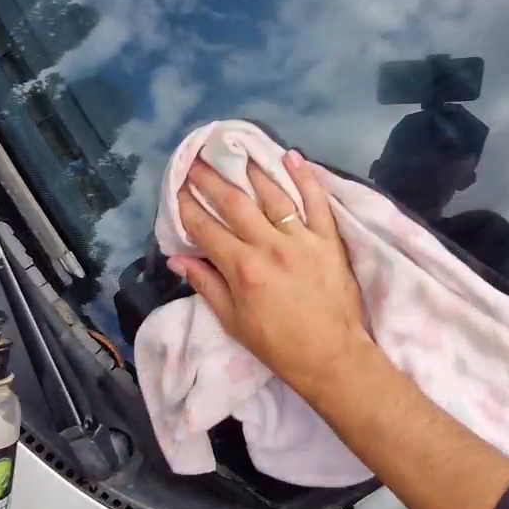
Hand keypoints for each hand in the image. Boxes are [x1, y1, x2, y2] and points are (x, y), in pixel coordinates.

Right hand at [170, 150, 374, 397]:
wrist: (331, 357)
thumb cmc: (277, 344)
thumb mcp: (233, 321)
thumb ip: (206, 285)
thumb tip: (178, 258)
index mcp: (242, 268)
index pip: (207, 229)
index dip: (188, 207)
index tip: (176, 188)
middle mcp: (269, 246)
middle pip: (234, 203)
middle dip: (211, 180)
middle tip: (197, 161)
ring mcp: (301, 239)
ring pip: (272, 195)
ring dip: (251, 170)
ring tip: (236, 152)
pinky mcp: (328, 239)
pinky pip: (316, 202)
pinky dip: (305, 177)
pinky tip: (291, 156)